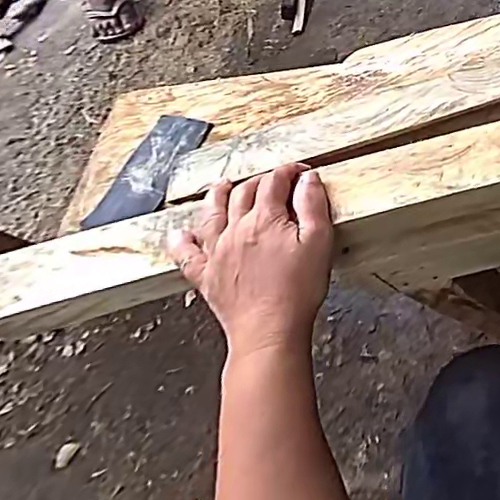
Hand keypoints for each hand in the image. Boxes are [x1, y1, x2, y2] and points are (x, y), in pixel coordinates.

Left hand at [165, 164, 335, 357]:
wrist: (269, 329)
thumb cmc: (299, 287)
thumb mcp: (320, 239)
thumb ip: (313, 204)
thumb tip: (308, 179)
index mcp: (265, 220)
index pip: (274, 182)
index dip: (290, 171)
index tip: (303, 171)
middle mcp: (235, 231)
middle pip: (243, 193)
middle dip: (261, 180)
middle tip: (276, 179)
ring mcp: (216, 253)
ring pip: (212, 215)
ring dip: (217, 196)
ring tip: (222, 186)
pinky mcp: (205, 276)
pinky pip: (186, 254)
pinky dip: (181, 240)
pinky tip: (179, 234)